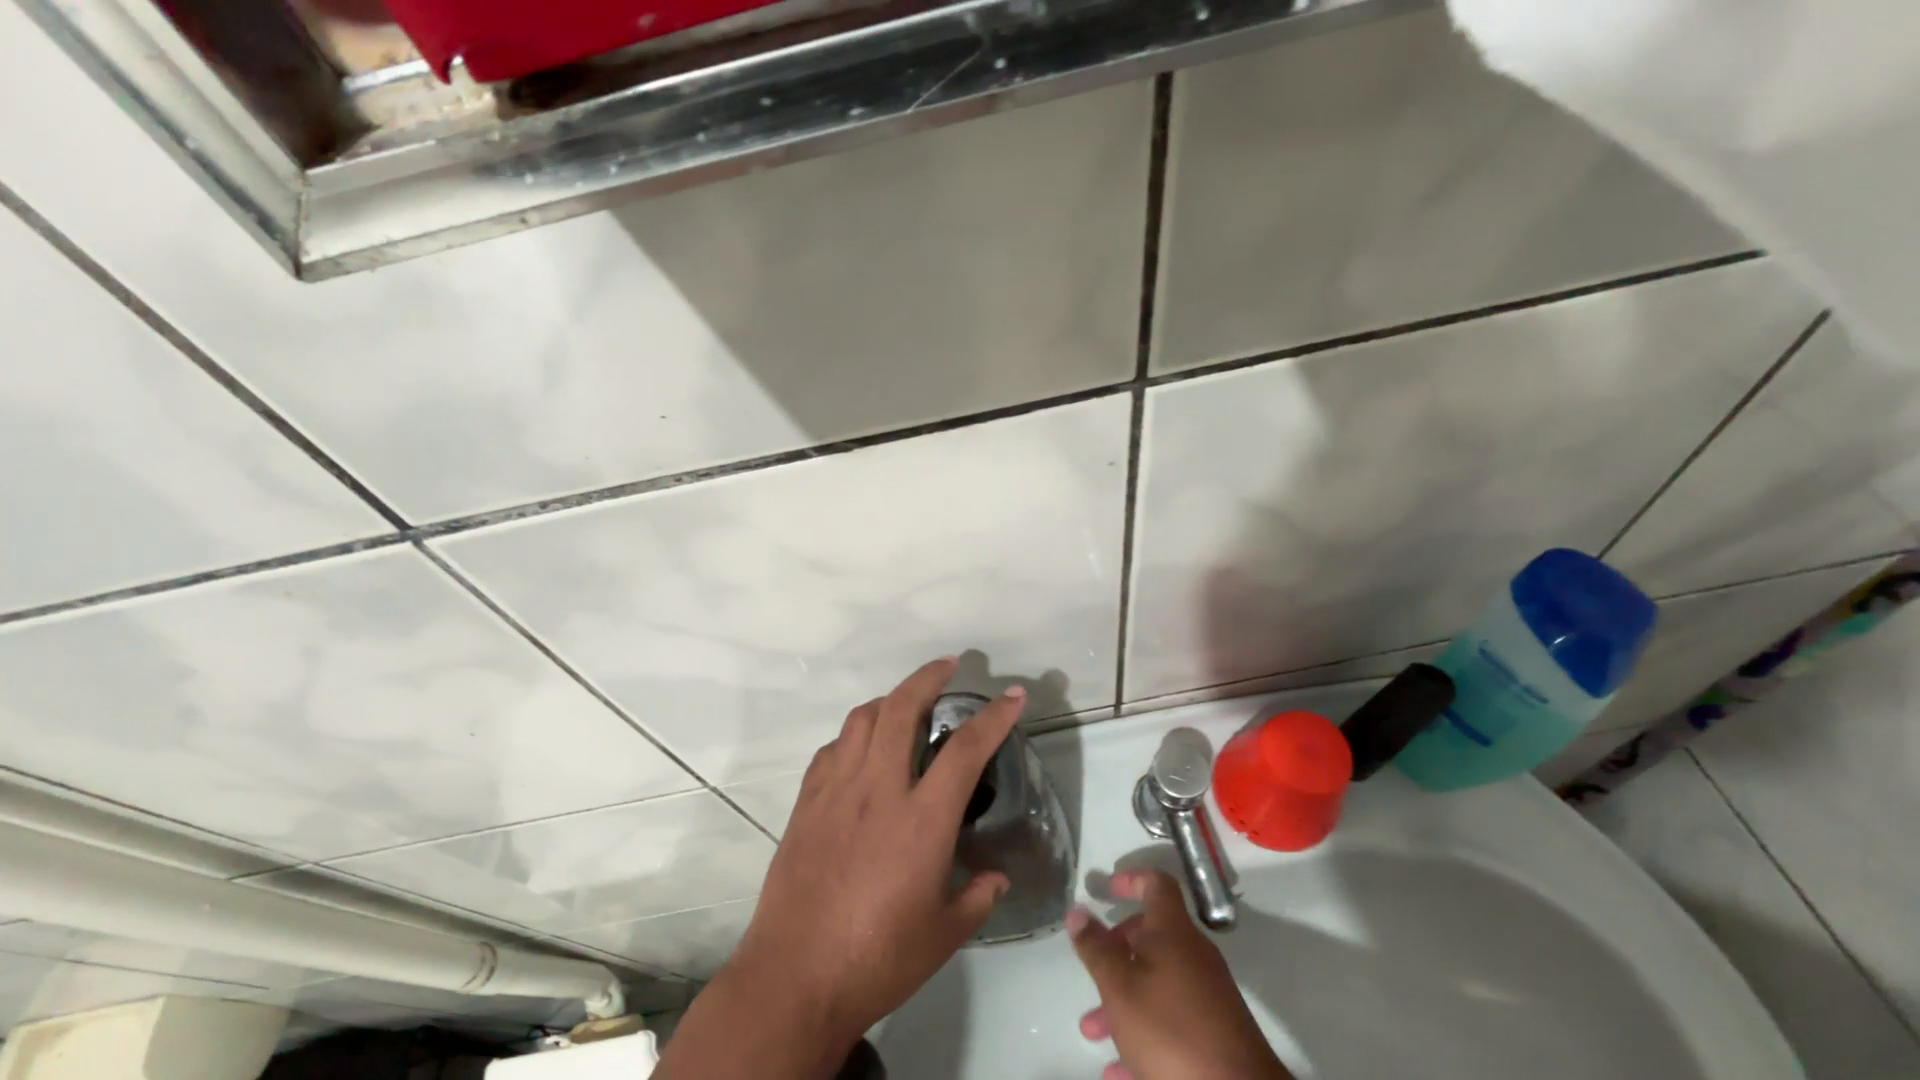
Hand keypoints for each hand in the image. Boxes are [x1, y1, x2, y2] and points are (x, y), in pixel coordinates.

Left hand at [696, 657, 1022, 1066]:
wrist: (795, 978)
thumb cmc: (878, 959)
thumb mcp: (944, 934)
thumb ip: (976, 896)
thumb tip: (994, 877)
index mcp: (922, 820)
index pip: (966, 750)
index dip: (994, 716)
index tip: (1013, 695)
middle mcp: (878, 791)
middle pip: (901, 709)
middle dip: (927, 677)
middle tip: (948, 666)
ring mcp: (835, 793)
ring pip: (860, 720)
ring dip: (888, 700)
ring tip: (905, 702)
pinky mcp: (805, 806)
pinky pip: (831, 751)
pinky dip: (852, 736)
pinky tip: (861, 750)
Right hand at [1070, 869, 1294, 1079]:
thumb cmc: (1170, 1031)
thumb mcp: (1120, 987)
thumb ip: (1096, 949)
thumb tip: (1078, 910)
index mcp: (1173, 934)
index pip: (1157, 885)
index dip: (1131, 879)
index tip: (1105, 889)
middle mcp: (1193, 957)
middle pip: (1151, 938)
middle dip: (1115, 953)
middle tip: (1091, 971)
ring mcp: (1207, 996)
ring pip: (1156, 985)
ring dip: (1121, 1003)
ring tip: (1092, 1033)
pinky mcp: (1213, 1033)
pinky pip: (1170, 1023)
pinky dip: (1142, 1037)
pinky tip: (1117, 1071)